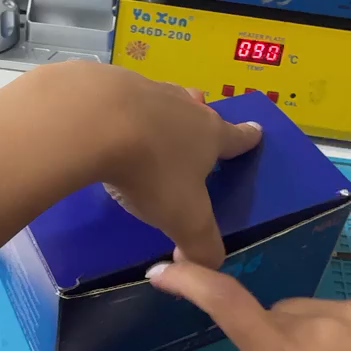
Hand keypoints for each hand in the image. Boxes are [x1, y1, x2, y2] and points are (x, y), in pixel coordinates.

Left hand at [27, 65, 261, 267]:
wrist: (94, 120)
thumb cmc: (151, 170)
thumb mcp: (183, 219)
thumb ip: (201, 246)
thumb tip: (208, 267)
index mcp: (209, 134)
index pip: (237, 137)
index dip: (248, 138)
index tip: (255, 130)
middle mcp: (182, 106)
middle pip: (198, 107)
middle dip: (200, 117)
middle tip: (197, 125)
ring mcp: (144, 89)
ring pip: (160, 97)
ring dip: (159, 110)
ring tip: (149, 124)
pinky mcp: (105, 83)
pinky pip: (118, 96)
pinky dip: (116, 109)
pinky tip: (102, 123)